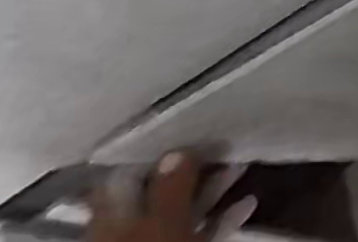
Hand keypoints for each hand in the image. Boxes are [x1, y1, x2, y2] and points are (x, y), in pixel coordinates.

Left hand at [90, 151, 255, 241]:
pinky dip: (220, 217)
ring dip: (211, 188)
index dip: (145, 153)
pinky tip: (246, 205)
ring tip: (244, 166)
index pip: (117, 180)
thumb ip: (169, 189)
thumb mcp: (161, 227)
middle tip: (224, 141)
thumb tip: (178, 149)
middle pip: (152, 194)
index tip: (180, 126)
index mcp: (111, 223)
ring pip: (178, 212)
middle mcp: (123, 233)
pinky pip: (196, 232)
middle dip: (190, 167)